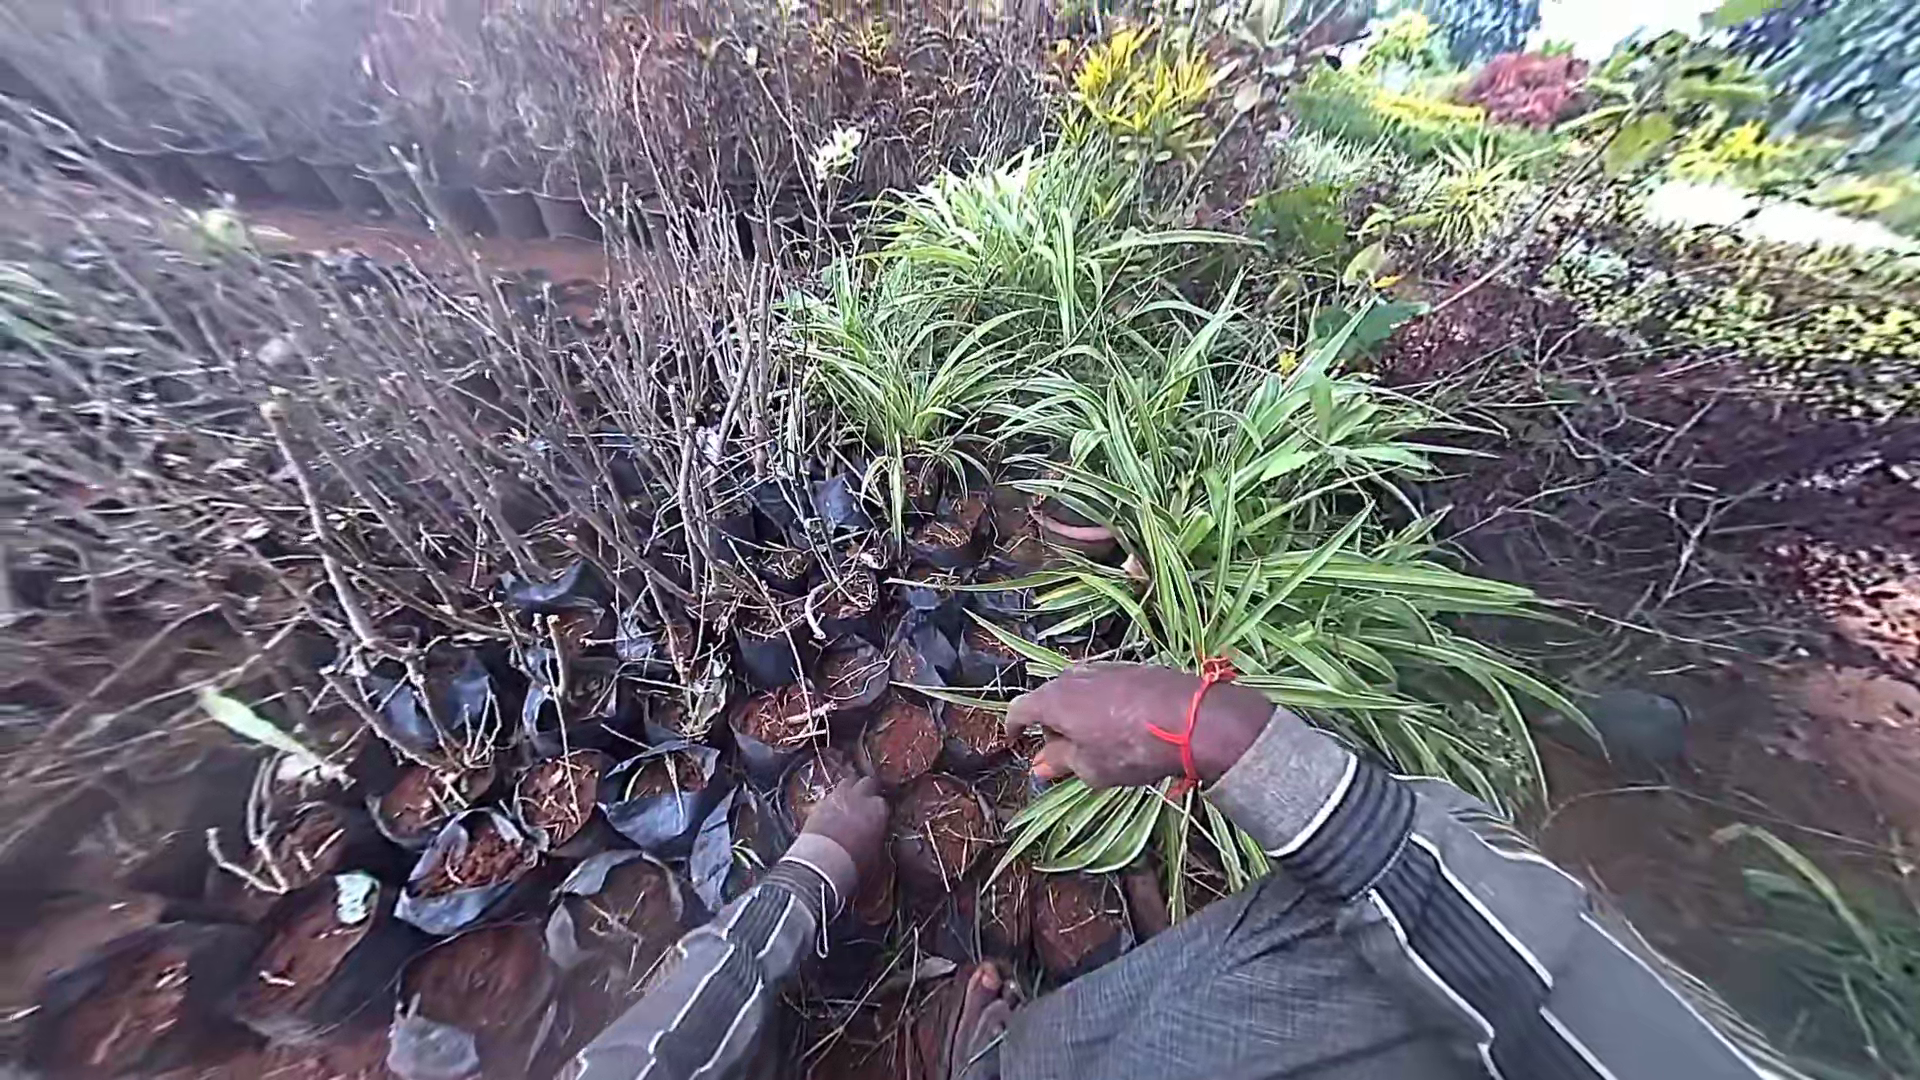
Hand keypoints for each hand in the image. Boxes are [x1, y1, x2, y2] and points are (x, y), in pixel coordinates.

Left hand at [801, 776, 887, 878]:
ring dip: (850, 790)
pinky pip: (829, 795)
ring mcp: (838, 797)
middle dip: (869, 789)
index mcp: (878, 809)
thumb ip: (880, 843)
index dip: (881, 810)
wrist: (821, 866)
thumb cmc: (855, 866)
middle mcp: (859, 797)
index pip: (884, 802)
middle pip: (867, 782)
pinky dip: (832, 801)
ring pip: (847, 782)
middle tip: (867, 802)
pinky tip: (831, 811)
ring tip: (849, 802)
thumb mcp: (877, 859)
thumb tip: (879, 842)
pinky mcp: (819, 803)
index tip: (879, 818)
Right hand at [1004, 663, 1279, 786]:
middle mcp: (1070, 676)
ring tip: (1096, 741)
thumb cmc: (1129, 747)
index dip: (1013, 726)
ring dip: (1076, 714)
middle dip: (1050, 724)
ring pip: (1075, 691)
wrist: (1188, 716)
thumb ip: (1059, 762)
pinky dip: (1099, 704)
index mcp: (1053, 699)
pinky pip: (1100, 686)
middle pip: (1048, 699)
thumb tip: (1038, 764)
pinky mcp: (1126, 666)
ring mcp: (1100, 667)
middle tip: (1063, 751)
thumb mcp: (1090, 766)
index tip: (1015, 741)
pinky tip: (1121, 725)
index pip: (1018, 708)